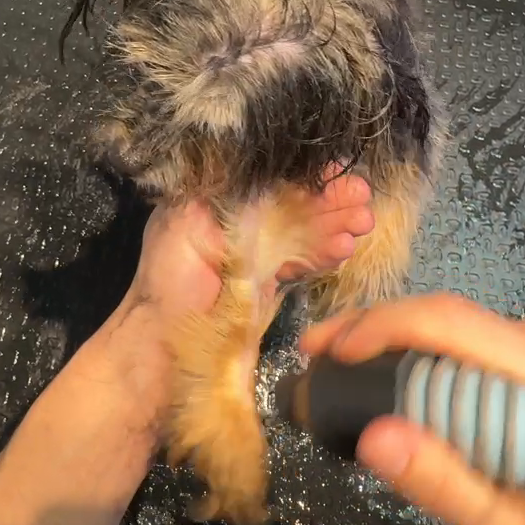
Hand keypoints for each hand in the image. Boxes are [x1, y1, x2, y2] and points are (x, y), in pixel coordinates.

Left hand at [123, 171, 375, 326]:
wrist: (161, 353)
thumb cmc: (167, 284)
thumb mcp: (188, 224)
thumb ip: (231, 201)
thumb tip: (270, 176)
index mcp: (211, 202)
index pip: (265, 179)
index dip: (301, 175)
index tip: (334, 171)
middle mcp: (233, 224)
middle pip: (289, 204)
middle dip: (327, 200)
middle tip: (362, 196)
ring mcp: (250, 255)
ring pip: (299, 233)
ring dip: (333, 225)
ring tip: (363, 221)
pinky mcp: (263, 285)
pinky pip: (298, 263)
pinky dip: (323, 255)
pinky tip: (344, 247)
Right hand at [302, 294, 524, 524]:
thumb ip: (446, 484)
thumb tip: (372, 438)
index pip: (446, 321)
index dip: (379, 327)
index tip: (326, 353)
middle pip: (438, 314)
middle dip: (369, 327)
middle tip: (313, 351)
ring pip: (442, 322)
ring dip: (384, 336)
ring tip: (333, 357)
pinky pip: (455, 340)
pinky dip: (411, 351)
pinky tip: (378, 366)